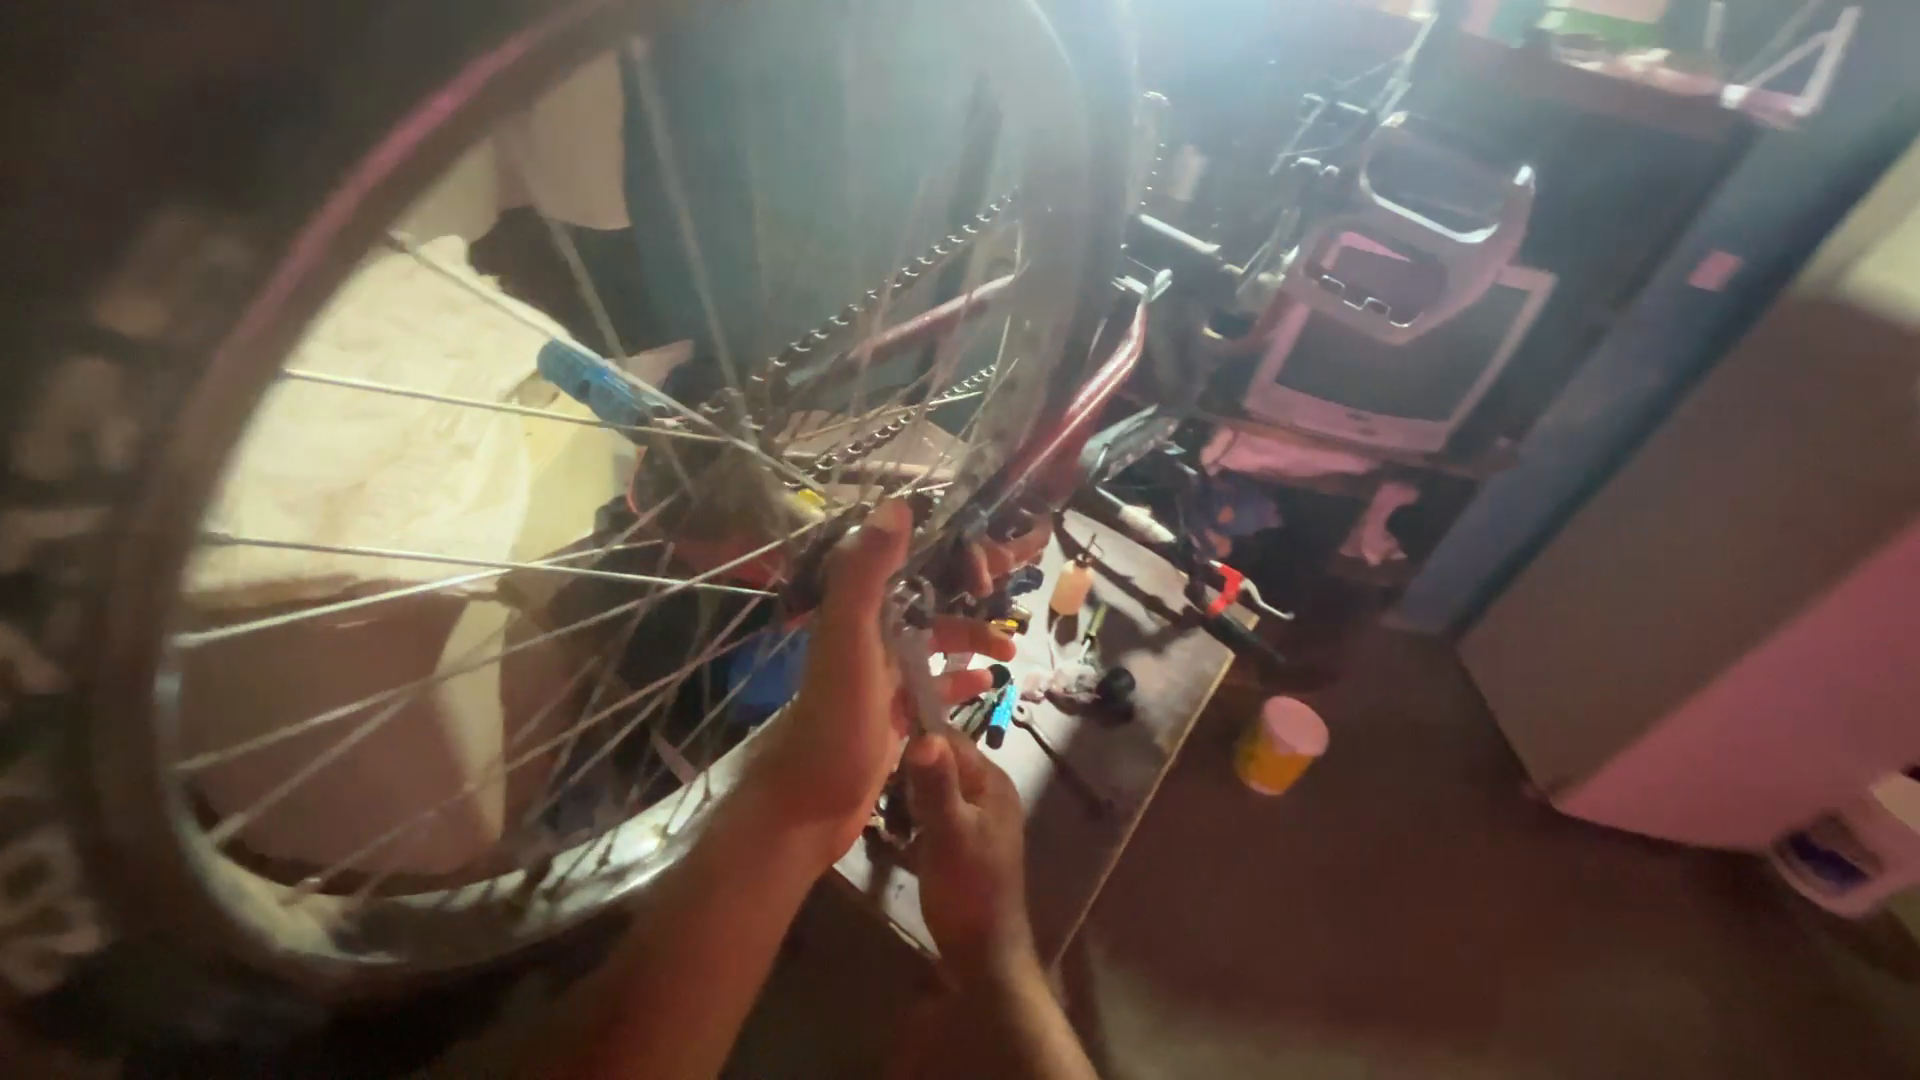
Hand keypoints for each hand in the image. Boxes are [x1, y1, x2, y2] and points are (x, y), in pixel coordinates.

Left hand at [737, 500, 1016, 867]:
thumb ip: (865, 574)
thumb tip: (898, 503)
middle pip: (928, 613)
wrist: (807, 806)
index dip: (951, 563)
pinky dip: (957, 687)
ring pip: (931, 652)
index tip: (993, 567)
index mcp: (859, 617)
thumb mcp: (849, 639)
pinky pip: (930, 693)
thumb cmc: (834, 720)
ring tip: (1007, 656)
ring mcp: (879, 683)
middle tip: (1010, 627)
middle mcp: (868, 642)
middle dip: (969, 614)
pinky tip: (983, 691)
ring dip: (968, 649)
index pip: (910, 571)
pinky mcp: (889, 720)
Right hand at [903, 728, 1034, 979]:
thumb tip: (923, 734)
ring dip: (910, 796)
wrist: (984, 955)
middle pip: (942, 761)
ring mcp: (978, 817)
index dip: (917, 738)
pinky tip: (899, 832)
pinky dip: (916, 817)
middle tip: (883, 790)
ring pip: (935, 787)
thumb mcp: (949, 834)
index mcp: (992, 781)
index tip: (880, 745)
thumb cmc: (967, 890)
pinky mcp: (964, 840)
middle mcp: (989, 791)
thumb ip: (937, 785)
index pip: (951, 738)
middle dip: (910, 772)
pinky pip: (935, 812)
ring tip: (889, 813)